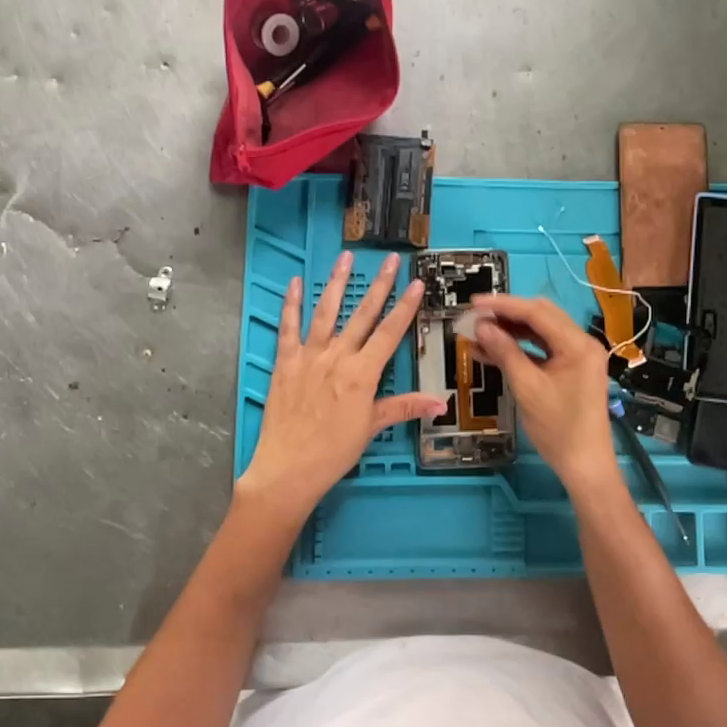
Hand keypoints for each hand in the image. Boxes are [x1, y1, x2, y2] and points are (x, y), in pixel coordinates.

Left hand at [237, 252, 445, 519]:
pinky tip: (293, 284)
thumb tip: (441, 402)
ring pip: (326, 312)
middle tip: (388, 259)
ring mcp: (309, 357)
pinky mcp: (284, 362)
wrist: (288, 468)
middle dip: (378, 285)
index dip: (405, 307)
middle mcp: (337, 357)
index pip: (390, 333)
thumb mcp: (372, 428)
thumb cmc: (334, 452)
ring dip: (336, 283)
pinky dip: (290, 305)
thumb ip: (403, 407)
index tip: (416, 283)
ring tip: (345, 258)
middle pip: (362, 315)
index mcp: (362, 373)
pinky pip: (288, 328)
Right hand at [467, 294, 619, 495]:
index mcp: (578, 345)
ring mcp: (577, 356)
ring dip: (510, 331)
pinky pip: (542, 349)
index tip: (475, 303)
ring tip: (478, 332)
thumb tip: (481, 327)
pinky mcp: (570, 369)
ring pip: (539, 332)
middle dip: (506, 314)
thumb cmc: (559, 429)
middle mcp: (582, 343)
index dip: (504, 305)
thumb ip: (505, 353)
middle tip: (475, 316)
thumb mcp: (527, 389)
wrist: (585, 466)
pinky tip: (491, 350)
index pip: (537, 313)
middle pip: (540, 316)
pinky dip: (518, 348)